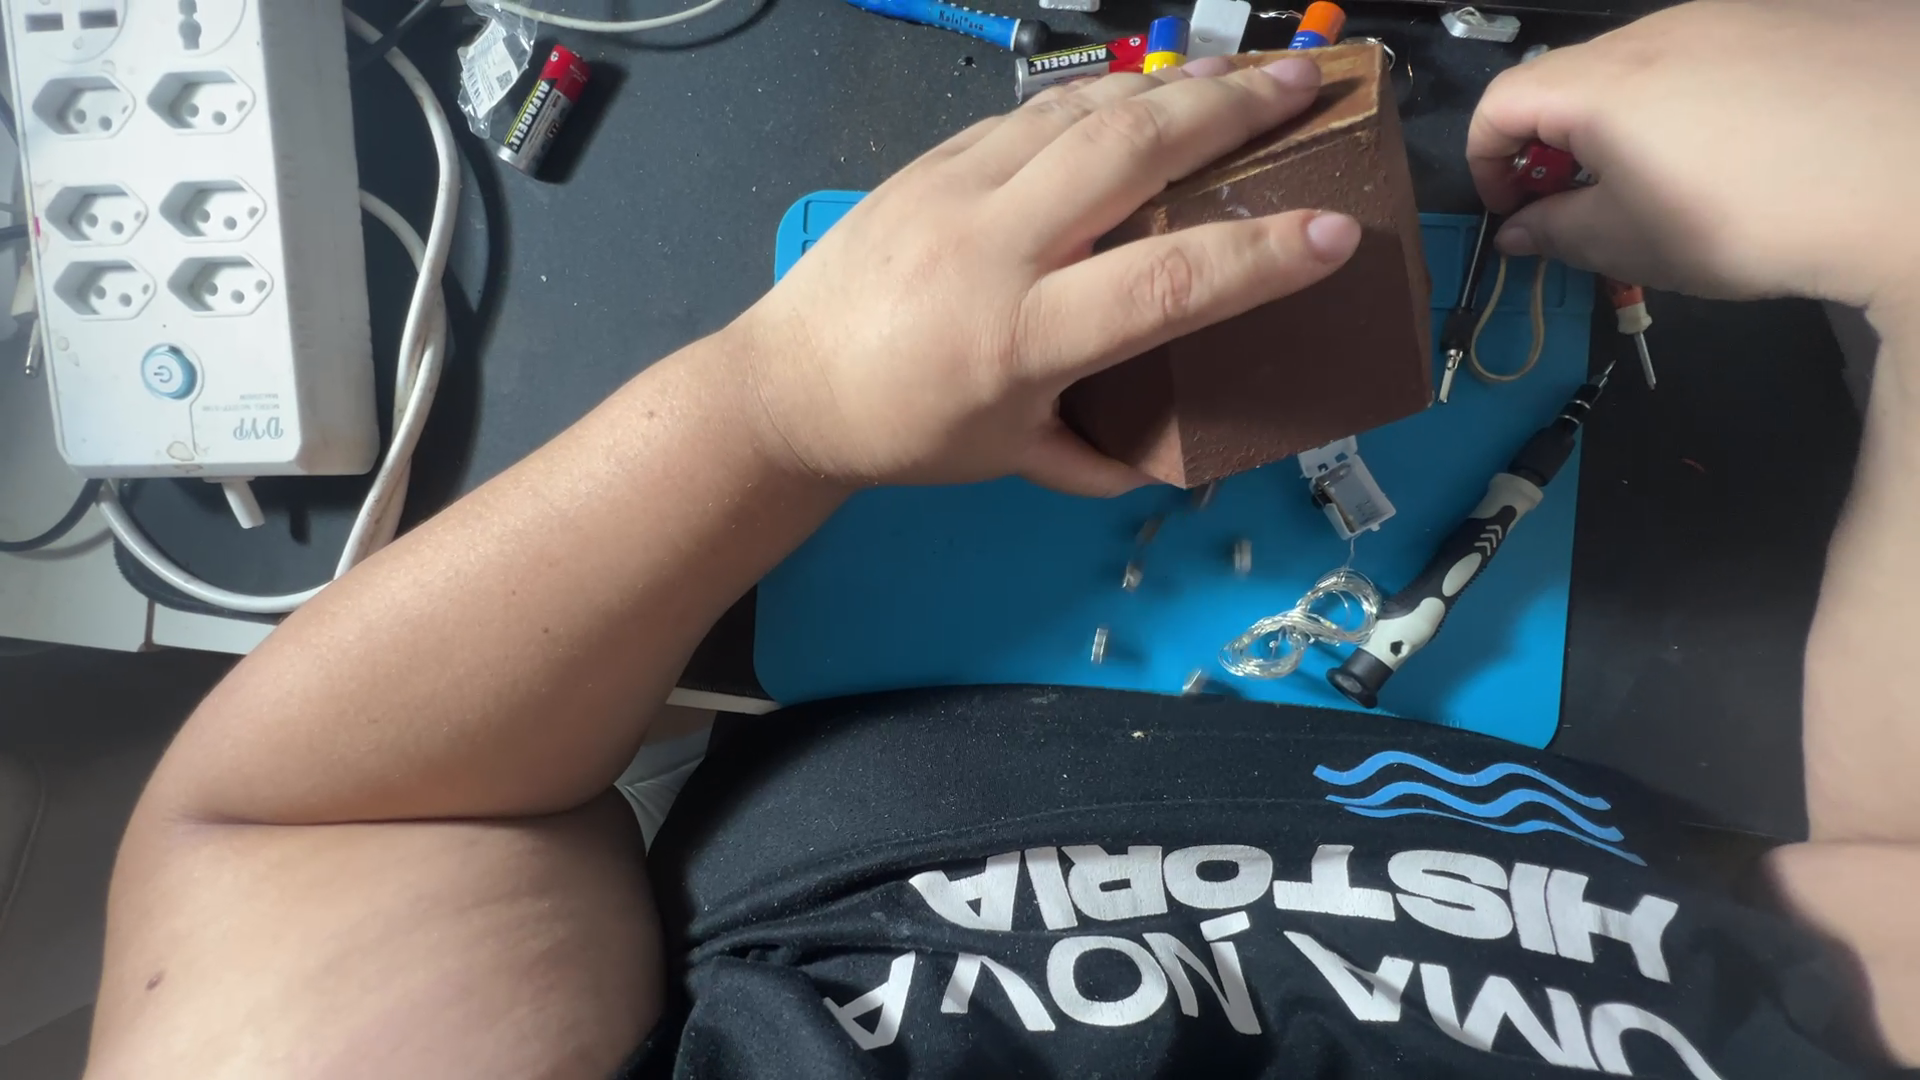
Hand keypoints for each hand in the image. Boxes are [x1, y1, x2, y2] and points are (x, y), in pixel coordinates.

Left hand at [730, 56, 1362, 495]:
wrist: (788, 385)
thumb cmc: (899, 432)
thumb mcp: (1002, 458)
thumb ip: (1085, 461)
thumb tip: (1154, 467)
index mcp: (1019, 337)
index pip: (1162, 284)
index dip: (1256, 259)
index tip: (1333, 233)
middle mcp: (993, 247)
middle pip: (1130, 153)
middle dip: (1232, 112)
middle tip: (1309, 84)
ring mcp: (955, 192)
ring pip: (1083, 113)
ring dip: (1175, 83)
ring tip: (1243, 73)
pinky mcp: (929, 164)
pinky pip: (1031, 117)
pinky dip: (1100, 97)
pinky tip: (1140, 91)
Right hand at [1469, 0, 1919, 309]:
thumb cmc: (1746, 220)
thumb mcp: (1621, 242)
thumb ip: (1550, 230)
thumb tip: (1517, 230)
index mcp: (1608, 83)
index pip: (1500, 101)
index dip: (1485, 160)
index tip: (1512, 207)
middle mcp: (1670, 30)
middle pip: (1567, 78)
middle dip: (1548, 143)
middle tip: (1578, 200)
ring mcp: (1746, 16)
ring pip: (1640, 65)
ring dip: (1615, 124)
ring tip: (1657, 178)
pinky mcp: (1810, 18)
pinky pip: (1714, 55)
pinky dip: (1687, 102)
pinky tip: (1734, 148)